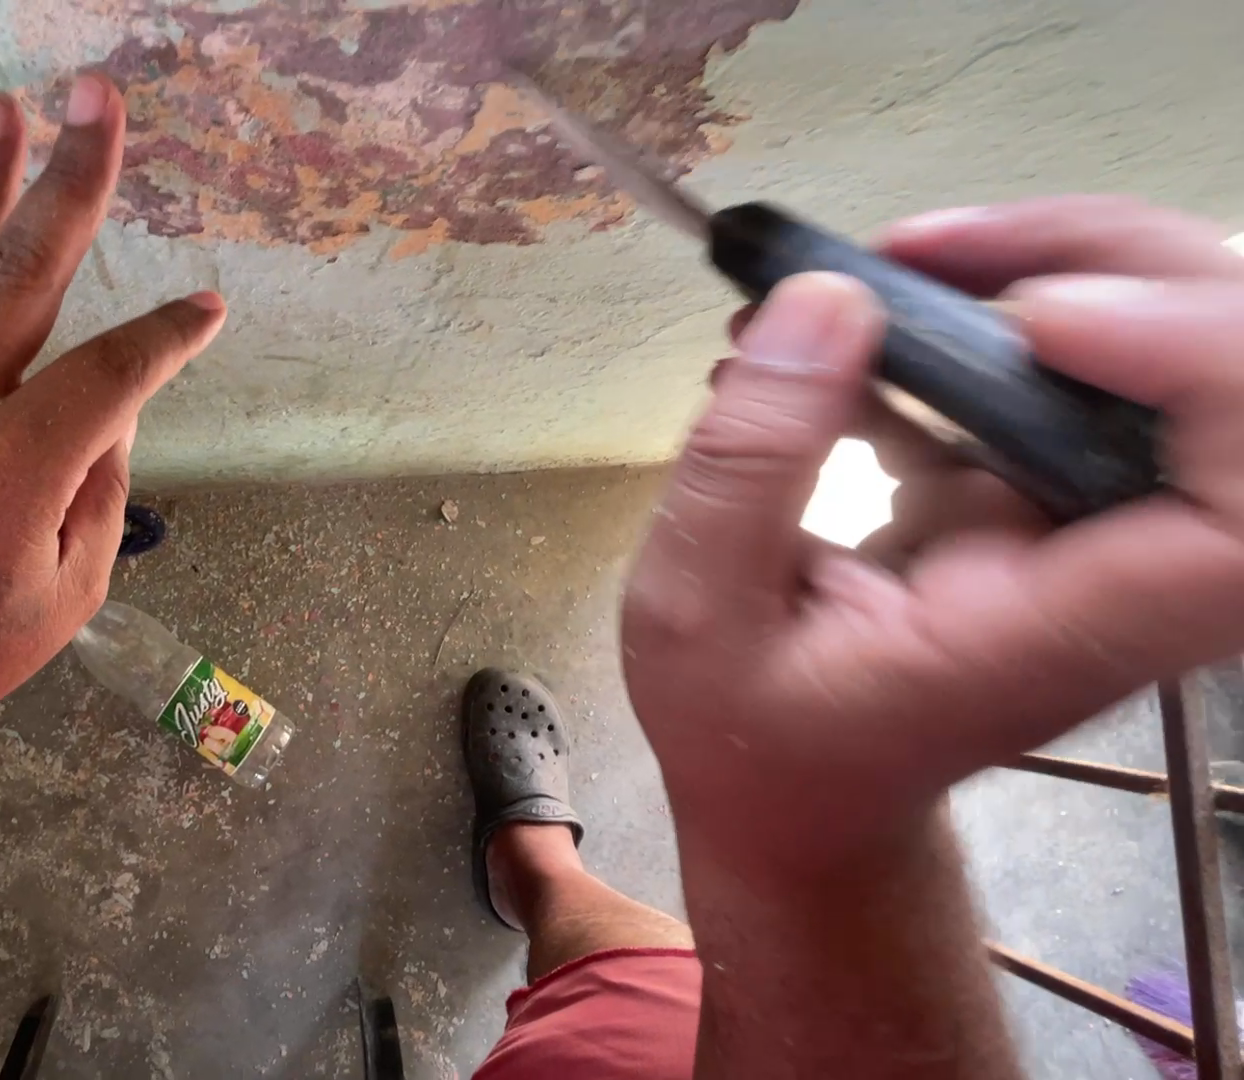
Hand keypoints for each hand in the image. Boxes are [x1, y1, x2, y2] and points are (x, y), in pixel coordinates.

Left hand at [0, 75, 224, 791]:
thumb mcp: (66, 597)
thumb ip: (101, 493)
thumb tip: (113, 413)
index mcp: (16, 472)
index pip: (114, 373)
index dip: (169, 338)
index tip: (208, 309)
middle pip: (20, 275)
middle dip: (71, 183)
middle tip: (94, 99)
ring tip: (6, 110)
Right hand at [621, 197, 1243, 872]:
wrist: (784, 791)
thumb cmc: (736, 727)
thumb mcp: (693, 602)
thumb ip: (750, 464)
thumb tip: (823, 300)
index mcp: (1052, 630)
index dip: (1210, 363)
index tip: (1033, 314)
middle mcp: (1111, 570)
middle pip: (1232, 383)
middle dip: (1097, 268)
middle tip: (910, 251)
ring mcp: (1079, 533)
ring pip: (1148, 360)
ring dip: (1023, 280)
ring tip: (859, 277)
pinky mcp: (1026, 507)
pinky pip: (1045, 384)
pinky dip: (956, 332)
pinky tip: (840, 345)